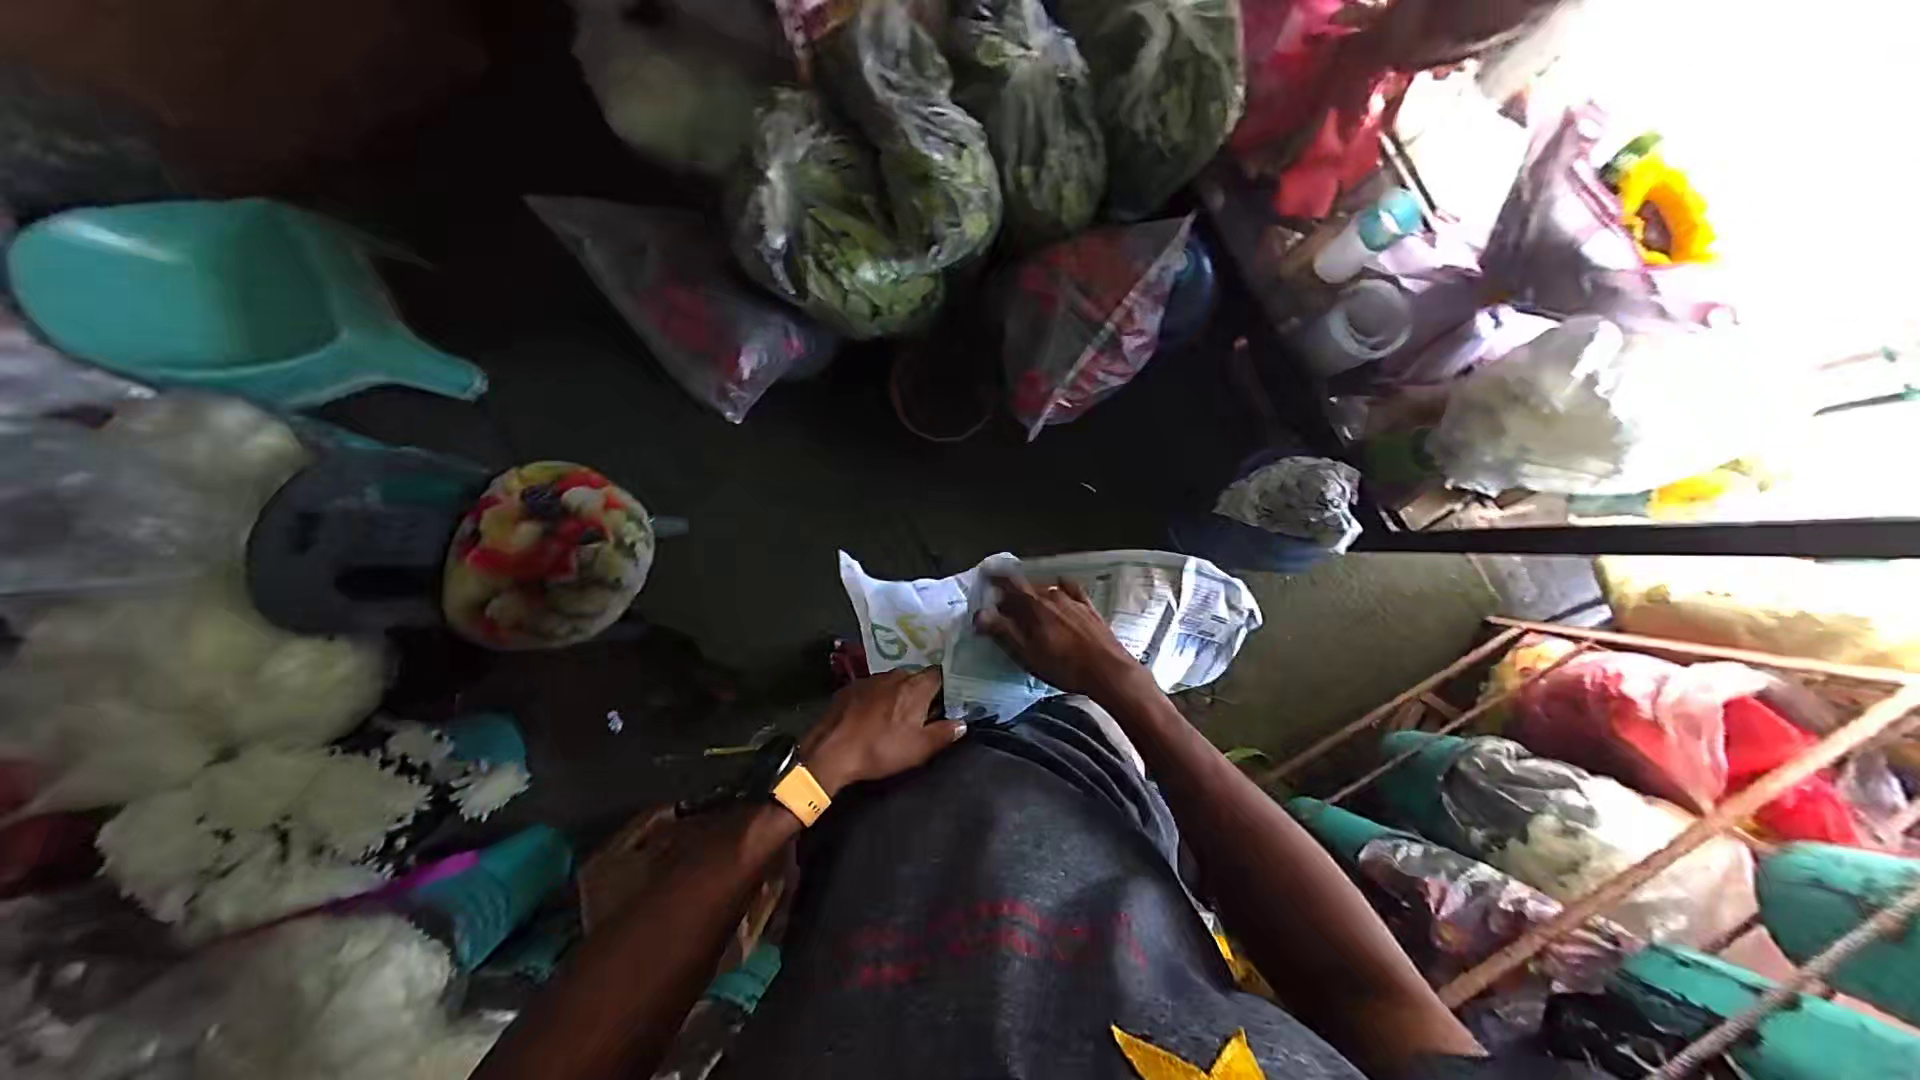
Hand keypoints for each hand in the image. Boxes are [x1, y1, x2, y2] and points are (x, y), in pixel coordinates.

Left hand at [800, 668, 964, 794]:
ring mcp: (870, 679)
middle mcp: (895, 675)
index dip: (947, 686)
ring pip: (894, 682)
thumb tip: (962, 723)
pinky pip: (873, 688)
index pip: (940, 675)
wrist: (831, 751)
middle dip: (923, 693)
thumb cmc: (880, 749)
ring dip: (899, 695)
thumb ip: (944, 733)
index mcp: (916, 687)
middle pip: (917, 678)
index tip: (950, 700)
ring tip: (897, 717)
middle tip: (925, 714)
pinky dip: (878, 698)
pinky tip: (873, 717)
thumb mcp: (919, 749)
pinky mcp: (851, 687)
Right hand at [975, 576, 1146, 700]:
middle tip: (1005, 607)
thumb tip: (979, 614)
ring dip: (1035, 595)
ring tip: (1030, 607)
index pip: (1010, 585)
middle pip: (1028, 589)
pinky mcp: (1089, 608)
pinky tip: (1061, 589)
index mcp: (1034, 606)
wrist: (1107, 670)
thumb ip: (1002, 631)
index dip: (996, 580)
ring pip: (1048, 590)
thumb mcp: (1027, 653)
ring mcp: (1073, 600)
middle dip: (1014, 595)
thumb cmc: (1063, 666)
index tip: (987, 576)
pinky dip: (1060, 589)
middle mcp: (1053, 595)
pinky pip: (1071, 590)